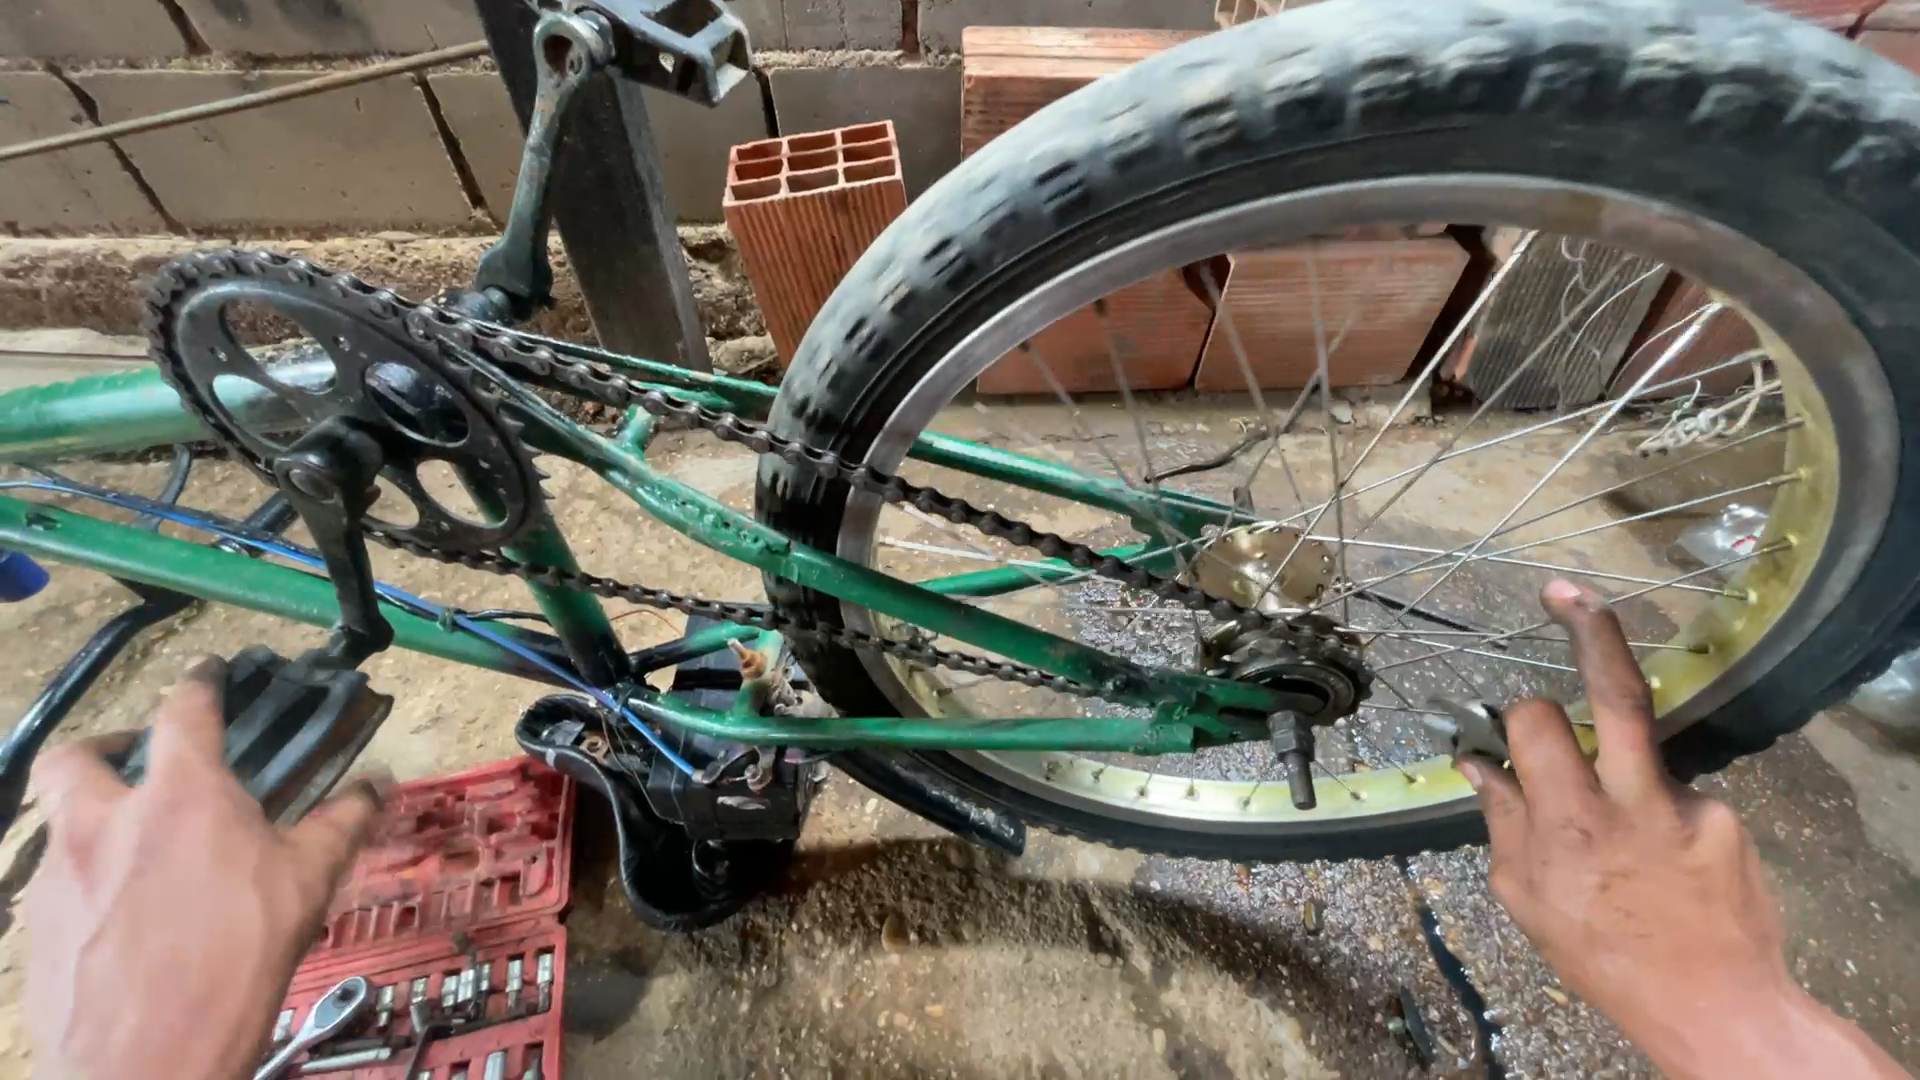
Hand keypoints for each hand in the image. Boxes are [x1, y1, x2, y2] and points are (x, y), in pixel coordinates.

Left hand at [24, 656, 384, 1079]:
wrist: (148, 1049)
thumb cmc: (244, 941)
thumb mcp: (314, 872)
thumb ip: (346, 818)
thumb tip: (378, 785)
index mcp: (183, 797)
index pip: (184, 715)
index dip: (200, 683)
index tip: (210, 669)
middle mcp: (106, 822)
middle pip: (77, 756)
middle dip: (107, 742)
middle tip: (145, 754)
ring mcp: (57, 876)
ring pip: (57, 818)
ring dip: (94, 809)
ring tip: (143, 834)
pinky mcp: (34, 927)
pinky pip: (53, 877)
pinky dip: (88, 868)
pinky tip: (128, 898)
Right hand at [1461, 579, 1908, 1079]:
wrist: (1717, 1009)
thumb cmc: (1597, 951)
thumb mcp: (1521, 893)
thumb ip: (1500, 821)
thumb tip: (1475, 767)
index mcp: (1565, 815)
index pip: (1533, 720)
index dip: (1517, 713)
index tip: (1513, 722)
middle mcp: (1630, 799)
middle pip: (1615, 694)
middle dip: (1590, 632)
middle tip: (1565, 590)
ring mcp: (1690, 807)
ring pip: (1641, 741)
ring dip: (1613, 747)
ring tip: (1613, 803)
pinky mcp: (1729, 822)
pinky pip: (1674, 796)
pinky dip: (1655, 812)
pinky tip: (1658, 860)